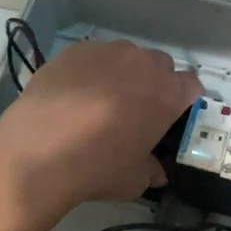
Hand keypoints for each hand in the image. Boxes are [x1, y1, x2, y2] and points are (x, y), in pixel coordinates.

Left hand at [0, 39, 202, 213]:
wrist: (39, 150)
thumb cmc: (98, 166)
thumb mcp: (134, 180)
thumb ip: (151, 170)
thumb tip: (155, 170)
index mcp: (167, 93)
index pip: (191, 85)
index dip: (182, 101)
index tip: (169, 118)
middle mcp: (142, 63)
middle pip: (159, 65)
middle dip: (152, 83)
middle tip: (135, 111)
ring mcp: (106, 51)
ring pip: (125, 56)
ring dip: (121, 73)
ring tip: (100, 101)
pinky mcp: (73, 50)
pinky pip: (92, 56)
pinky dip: (89, 71)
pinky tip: (72, 95)